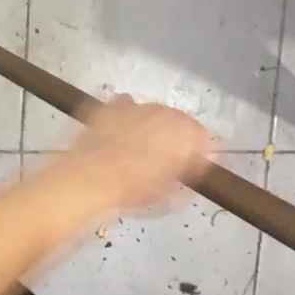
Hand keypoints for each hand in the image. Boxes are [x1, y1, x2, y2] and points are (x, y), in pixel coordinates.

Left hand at [50, 96, 214, 212]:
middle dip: (174, 136)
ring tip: (138, 144)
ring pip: (152, 112)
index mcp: (187, 132)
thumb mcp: (171, 189)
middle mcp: (166, 112)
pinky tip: (119, 130)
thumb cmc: (135, 188)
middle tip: (164, 156)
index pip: (203, 137)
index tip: (189, 165)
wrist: (91, 176)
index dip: (197, 151)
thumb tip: (196, 164)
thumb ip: (189, 172)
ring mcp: (137, 104)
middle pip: (178, 121)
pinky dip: (126, 116)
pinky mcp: (112, 105)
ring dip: (151, 124)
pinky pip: (125, 106)